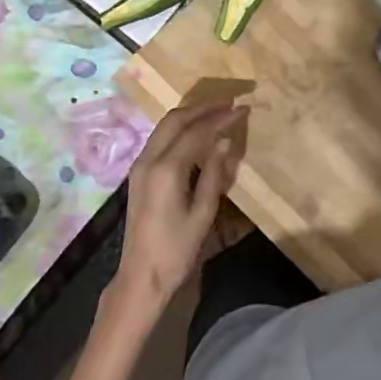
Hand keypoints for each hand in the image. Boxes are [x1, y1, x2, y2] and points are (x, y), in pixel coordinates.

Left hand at [110, 100, 247, 316]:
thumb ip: (214, 173)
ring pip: (164, 127)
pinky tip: (196, 134)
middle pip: (175, 119)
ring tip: (216, 113)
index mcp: (166, 169)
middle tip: (229, 104)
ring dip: (190, 116)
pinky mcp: (138, 174)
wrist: (141, 275)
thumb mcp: (203, 213)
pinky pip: (159, 140)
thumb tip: (224, 141)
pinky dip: (179, 130)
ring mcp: (139, 165)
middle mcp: (148, 160)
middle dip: (202, 108)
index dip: (220, 117)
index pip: (196, 131)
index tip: (242, 108)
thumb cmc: (176, 249)